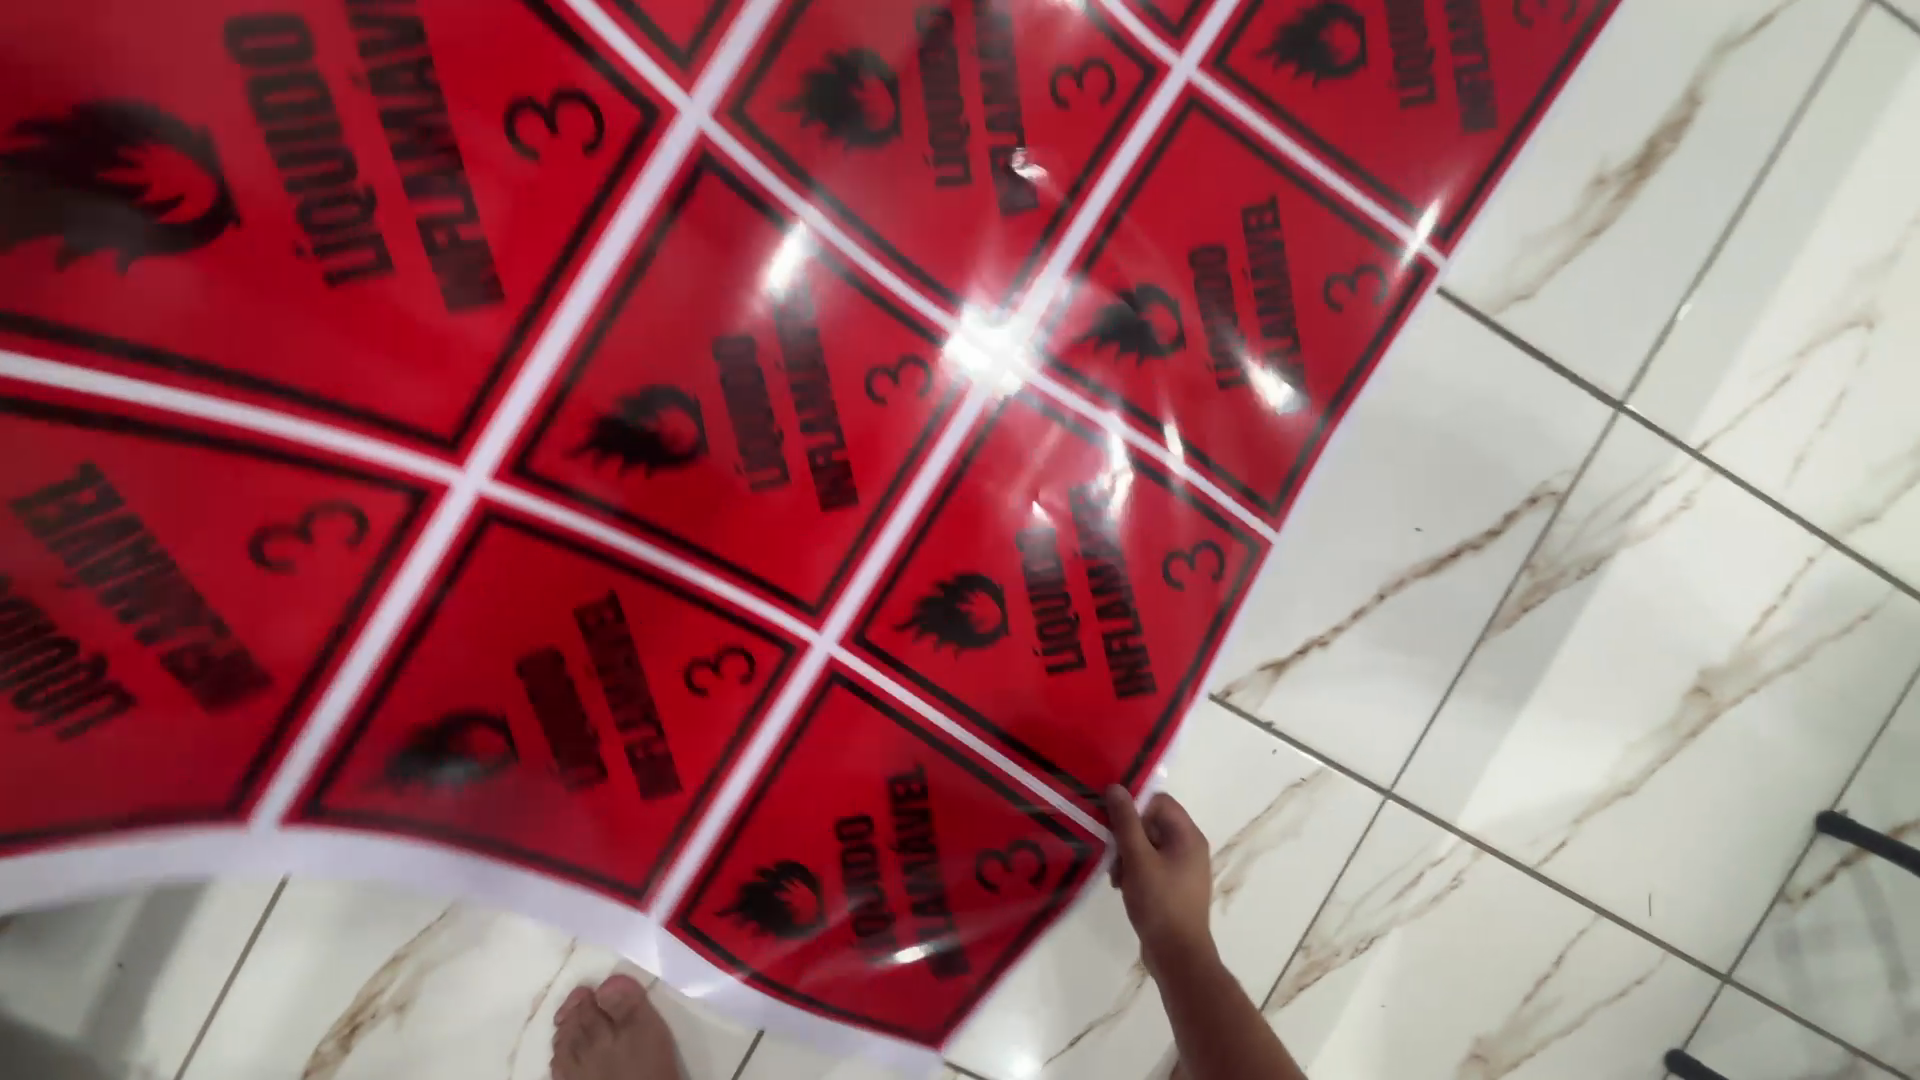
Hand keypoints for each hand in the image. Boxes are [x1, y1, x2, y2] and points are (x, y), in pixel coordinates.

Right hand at [1104, 785, 1215, 971]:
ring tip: (1115, 876)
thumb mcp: (1138, 859)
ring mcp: (1182, 868)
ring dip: (1127, 854)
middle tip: (1111, 854)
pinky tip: (1122, 886)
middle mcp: (1189, 847)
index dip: (1134, 807)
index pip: (1159, 802)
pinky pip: (1150, 864)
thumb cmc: (1160, 903)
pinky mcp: (1173, 886)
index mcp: (1187, 836)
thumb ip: (1126, 822)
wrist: (1178, 957)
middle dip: (1126, 835)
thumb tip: (1116, 787)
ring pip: (1147, 844)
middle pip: (1151, 823)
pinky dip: (1134, 869)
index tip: (1113, 822)